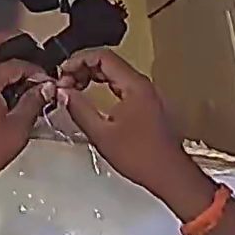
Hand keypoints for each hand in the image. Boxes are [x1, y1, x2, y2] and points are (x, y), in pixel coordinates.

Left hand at [0, 32, 51, 197]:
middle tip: (30, 43)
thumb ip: (33, 103)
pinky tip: (14, 86)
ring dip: (4, 56)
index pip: (17, 64)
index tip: (48, 80)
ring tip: (26, 65)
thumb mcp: (18, 127)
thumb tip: (45, 88)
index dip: (36, 70)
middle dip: (12, 40)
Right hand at [57, 49, 214, 209]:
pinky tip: (91, 95)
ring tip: (73, 89)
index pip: (102, 57)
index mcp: (134, 86)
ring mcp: (146, 93)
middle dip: (82, 68)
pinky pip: (120, 84)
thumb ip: (78, 108)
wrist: (171, 177)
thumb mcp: (101, 133)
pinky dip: (102, 84)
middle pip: (107, 62)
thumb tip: (62, 92)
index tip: (63, 73)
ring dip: (91, 76)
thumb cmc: (140, 157)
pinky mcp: (146, 103)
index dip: (78, 60)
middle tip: (65, 82)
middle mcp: (142, 84)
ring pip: (113, 72)